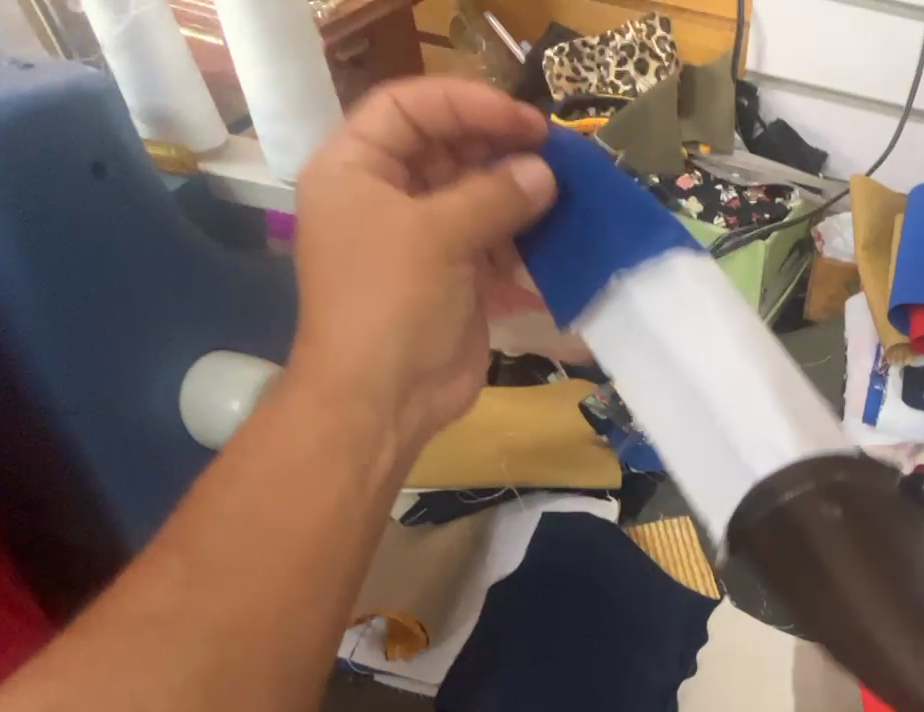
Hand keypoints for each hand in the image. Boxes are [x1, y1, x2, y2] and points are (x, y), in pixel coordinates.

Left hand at [290, 78, 557, 462]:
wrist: (385, 397)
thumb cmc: (390, 303)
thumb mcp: (435, 236)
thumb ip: (493, 197)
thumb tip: (545, 174)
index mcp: (357, 169)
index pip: (410, 109)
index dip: (467, 104)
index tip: (527, 121)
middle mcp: (388, 197)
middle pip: (448, 151)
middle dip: (501, 150)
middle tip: (557, 156)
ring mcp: (425, 241)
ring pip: (478, 199)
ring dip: (520, 196)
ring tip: (566, 193)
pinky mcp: (457, 279)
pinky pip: (495, 244)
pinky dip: (525, 241)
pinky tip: (557, 237)